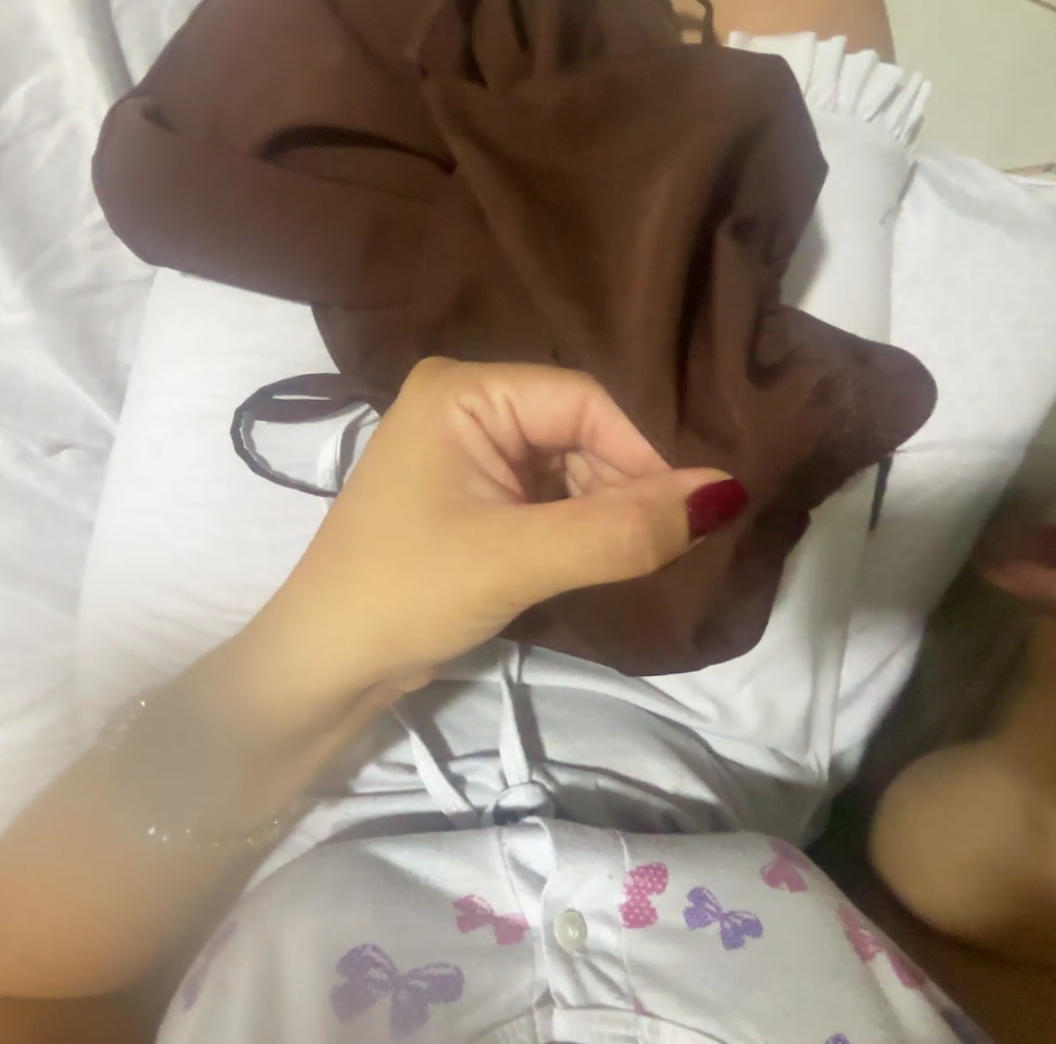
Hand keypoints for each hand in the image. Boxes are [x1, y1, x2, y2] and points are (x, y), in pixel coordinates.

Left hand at [252, 358, 746, 699]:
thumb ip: (622, 528)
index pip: (582, 401)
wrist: (325, 664)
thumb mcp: (518, 558)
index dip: (642, 455)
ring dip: (600, 513)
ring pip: (563, 469)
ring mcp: (462, 454)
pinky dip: (572, 528)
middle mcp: (462, 407)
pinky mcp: (466, 498)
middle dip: (620, 489)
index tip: (690, 517)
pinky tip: (589, 561)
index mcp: (462, 391)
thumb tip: (730, 492)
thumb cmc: (406, 593)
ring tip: (625, 562)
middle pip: (575, 433)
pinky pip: (540, 498)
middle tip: (658, 549)